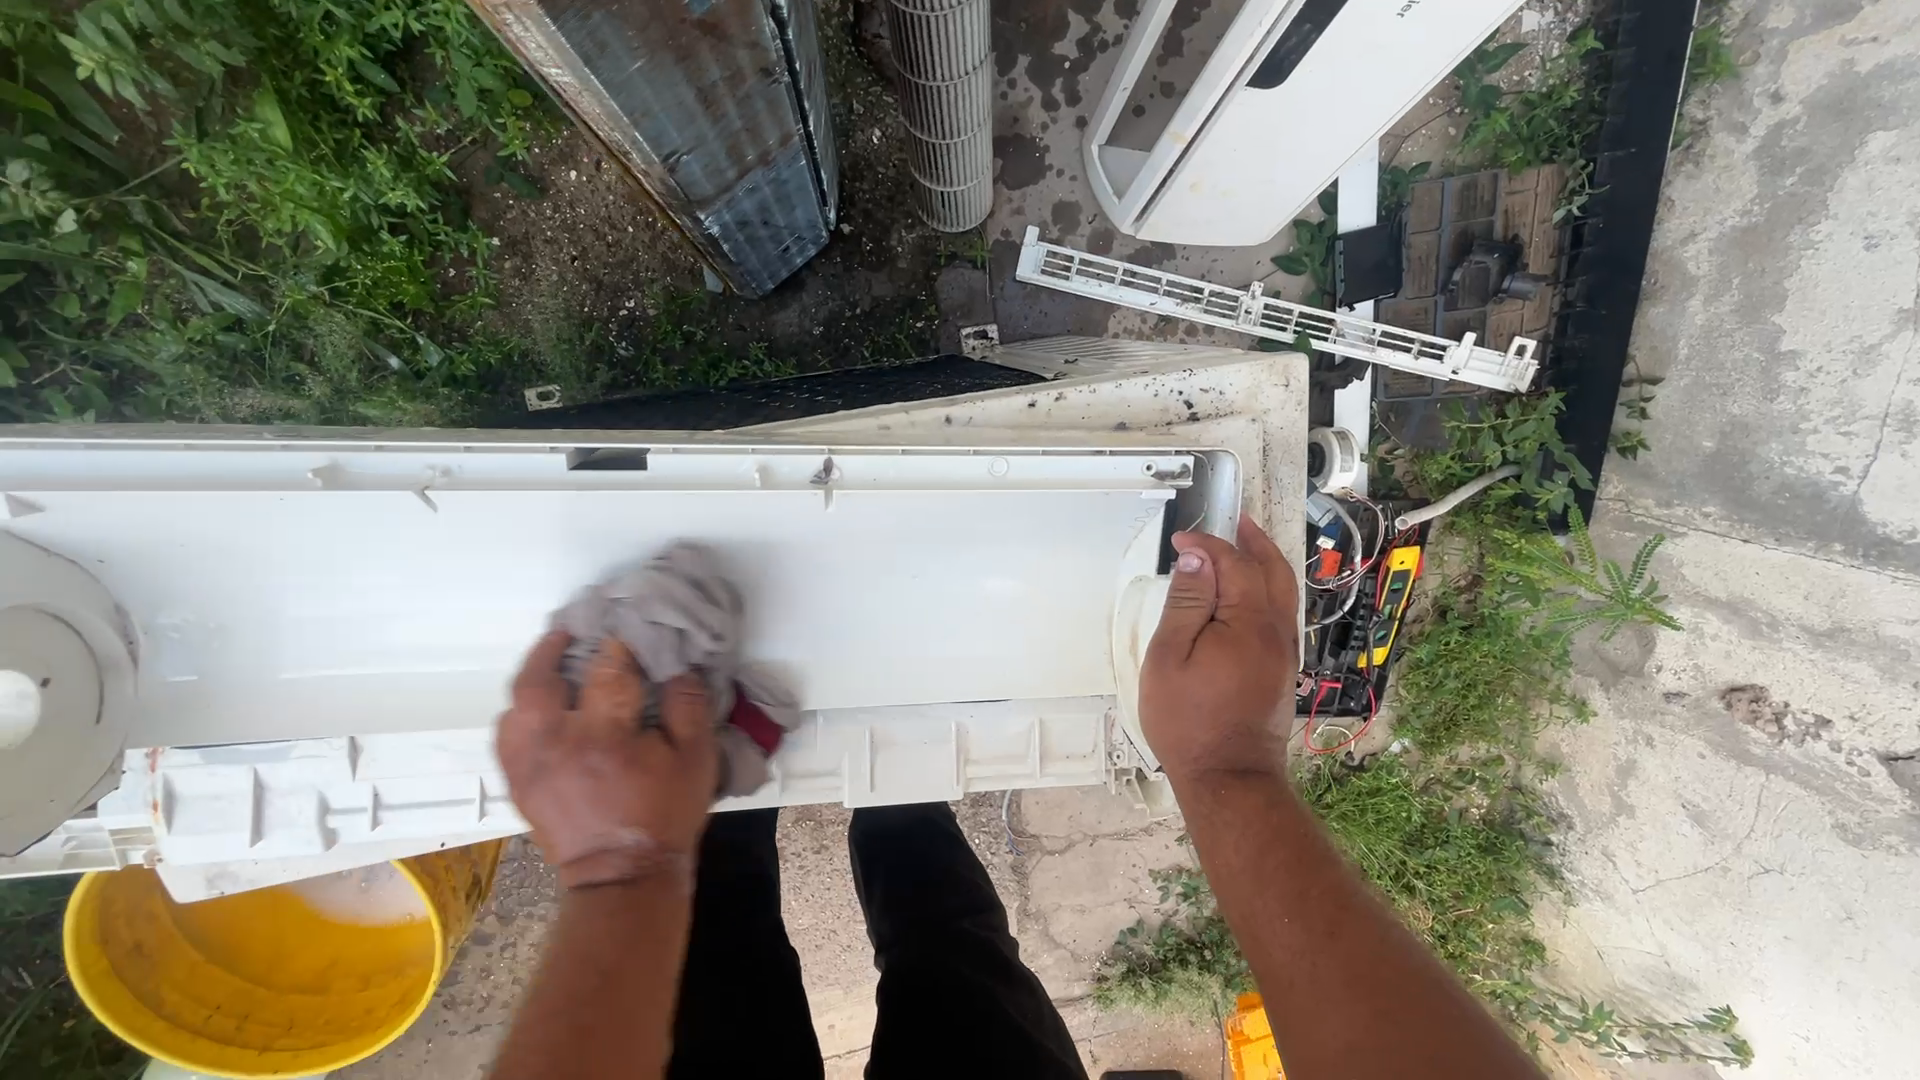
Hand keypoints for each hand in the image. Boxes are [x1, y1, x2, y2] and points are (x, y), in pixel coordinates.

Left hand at [497, 632, 718, 888]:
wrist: (624, 874)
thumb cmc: (665, 813)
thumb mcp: (696, 758)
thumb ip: (688, 705)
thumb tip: (677, 666)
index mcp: (605, 733)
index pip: (608, 669)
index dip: (618, 643)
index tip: (627, 626)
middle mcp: (557, 743)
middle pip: (539, 682)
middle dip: (552, 650)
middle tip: (570, 632)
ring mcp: (530, 765)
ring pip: (514, 708)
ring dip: (532, 681)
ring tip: (552, 666)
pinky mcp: (519, 785)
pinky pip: (505, 737)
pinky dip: (518, 715)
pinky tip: (537, 710)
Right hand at [1138, 516, 1299, 779]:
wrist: (1229, 777)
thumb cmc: (1189, 720)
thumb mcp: (1170, 658)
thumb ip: (1185, 604)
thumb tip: (1197, 559)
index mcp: (1249, 623)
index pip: (1233, 564)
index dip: (1208, 545)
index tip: (1180, 539)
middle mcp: (1276, 632)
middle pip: (1273, 572)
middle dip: (1253, 542)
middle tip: (1235, 522)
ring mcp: (1284, 653)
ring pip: (1283, 594)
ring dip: (1265, 564)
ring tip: (1245, 547)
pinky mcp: (1282, 670)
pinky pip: (1281, 615)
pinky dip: (1268, 590)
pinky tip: (1251, 594)